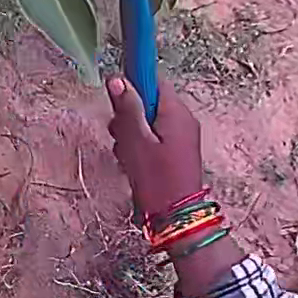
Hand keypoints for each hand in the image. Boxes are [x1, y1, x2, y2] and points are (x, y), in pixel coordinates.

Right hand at [106, 76, 244, 295]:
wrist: (177, 218)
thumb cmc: (156, 179)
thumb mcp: (136, 141)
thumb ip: (127, 109)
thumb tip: (118, 79)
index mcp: (176, 112)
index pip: (154, 80)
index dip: (132, 84)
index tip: (115, 98)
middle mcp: (182, 119)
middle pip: (148, 101)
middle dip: (127, 114)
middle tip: (119, 135)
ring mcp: (180, 136)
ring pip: (147, 120)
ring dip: (130, 132)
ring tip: (125, 153)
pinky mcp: (175, 151)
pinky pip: (152, 136)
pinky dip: (138, 144)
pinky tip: (131, 161)